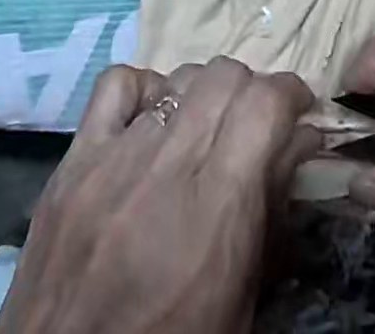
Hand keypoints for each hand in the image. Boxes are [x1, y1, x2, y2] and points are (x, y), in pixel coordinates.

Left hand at [0, 57, 316, 333]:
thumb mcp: (243, 297)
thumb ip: (275, 209)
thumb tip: (301, 138)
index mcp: (217, 209)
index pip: (263, 104)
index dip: (290, 93)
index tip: (297, 108)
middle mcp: (167, 168)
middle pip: (224, 76)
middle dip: (252, 90)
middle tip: (255, 122)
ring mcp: (114, 157)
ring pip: (178, 77)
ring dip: (206, 92)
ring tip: (206, 125)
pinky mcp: (74, 159)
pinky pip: (115, 85)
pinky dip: (145, 88)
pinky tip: (152, 118)